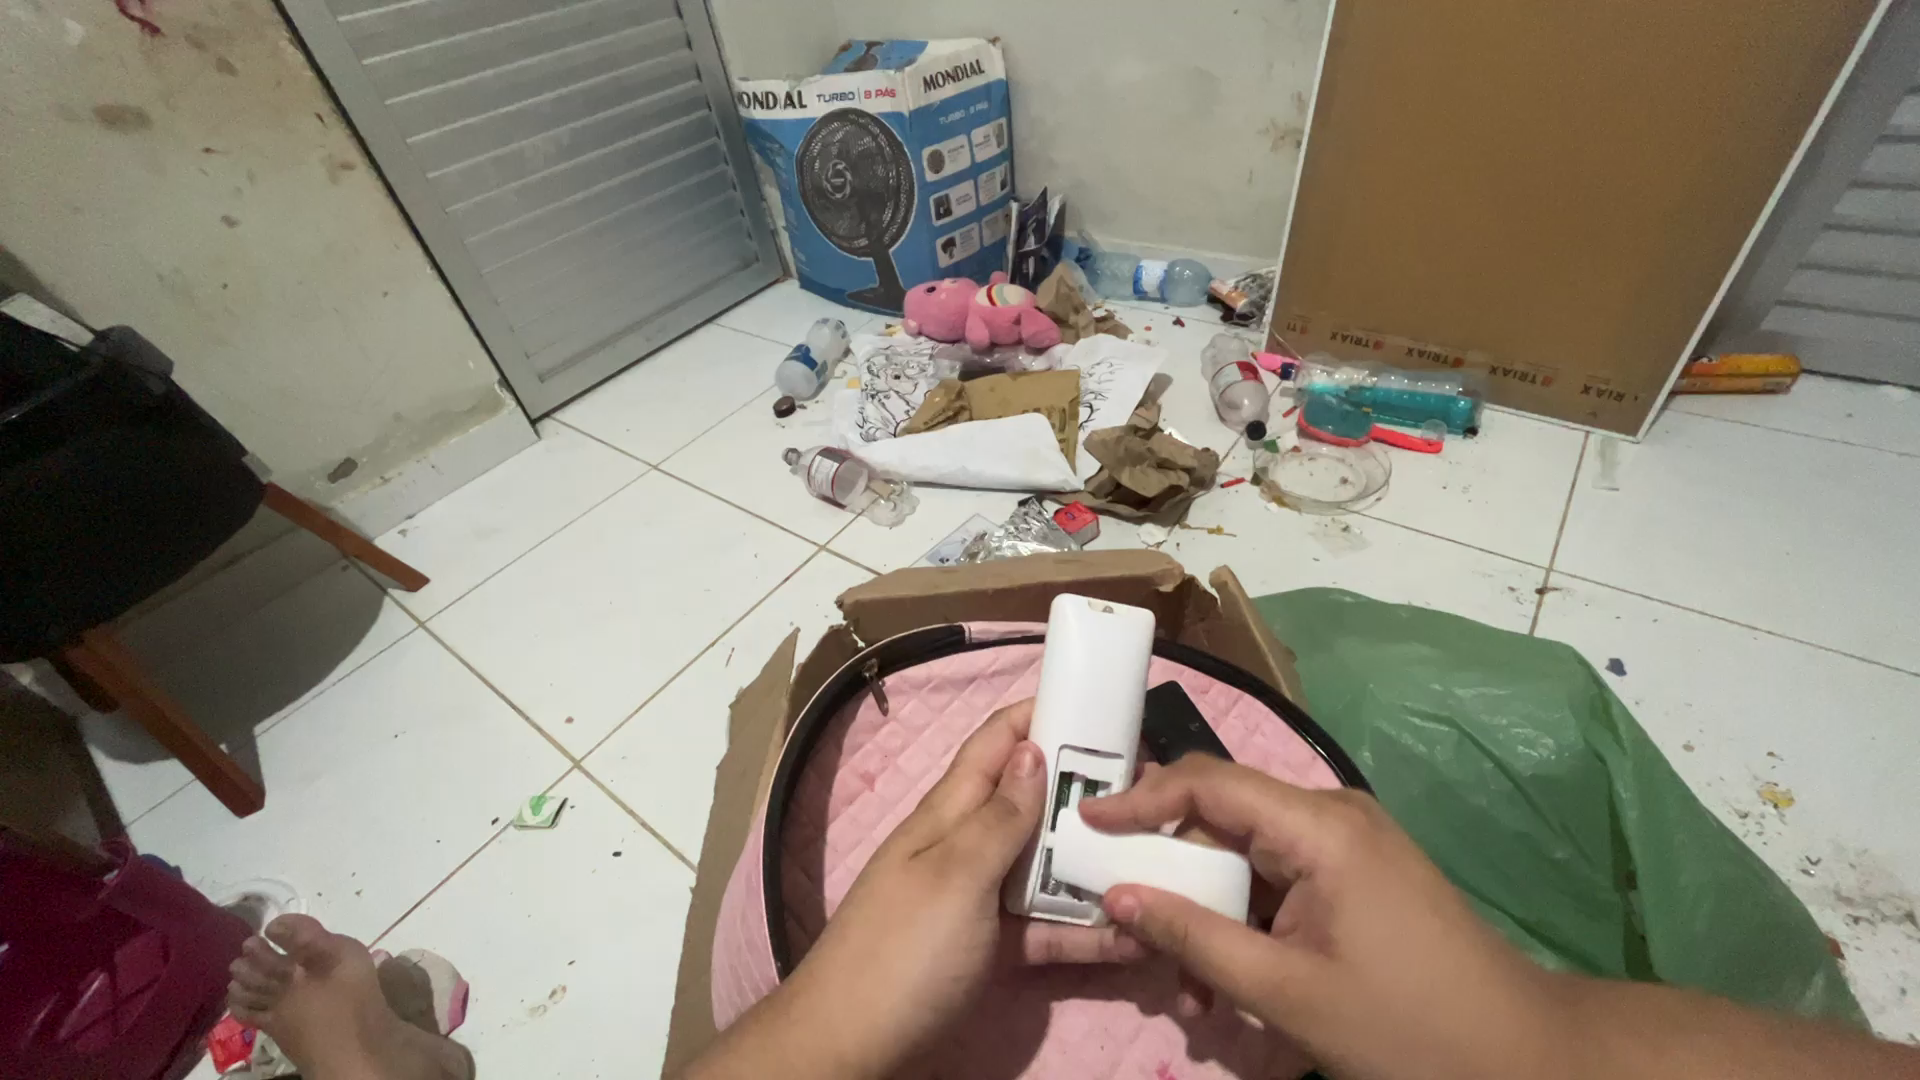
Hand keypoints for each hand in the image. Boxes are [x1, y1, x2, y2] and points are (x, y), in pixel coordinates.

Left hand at [764, 699, 1143, 1077]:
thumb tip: (1031, 749)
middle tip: (1149, 792)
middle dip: (1084, 791)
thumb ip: (997, 817)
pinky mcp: (994, 947)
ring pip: (1047, 865)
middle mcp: (969, 843)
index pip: (996, 743)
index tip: (1099, 710)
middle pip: (1032, 802)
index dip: (1039, 716)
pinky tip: (1132, 936)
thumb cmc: (903, 949)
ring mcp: (983, 897)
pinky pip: (1046, 927)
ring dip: (1094, 862)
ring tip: (1158, 860)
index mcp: (951, 810)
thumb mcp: (954, 875)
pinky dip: (1084, 929)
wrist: (851, 1048)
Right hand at [1080, 755, 1567, 1079]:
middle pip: (1221, 816)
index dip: (1143, 797)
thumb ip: (1196, 939)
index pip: (1209, 782)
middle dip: (1172, 869)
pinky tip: (1229, 977)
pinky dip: (1241, 916)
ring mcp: (1342, 840)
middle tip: (1130, 917)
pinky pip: (1273, 874)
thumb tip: (1116, 897)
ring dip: (1206, 906)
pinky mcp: (1349, 869)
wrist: (1535, 1064)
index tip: (1088, 820)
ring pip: (1243, 851)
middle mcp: (1328, 814)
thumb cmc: (1413, 1030)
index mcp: (1319, 827)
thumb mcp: (1289, 995)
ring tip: (1186, 985)